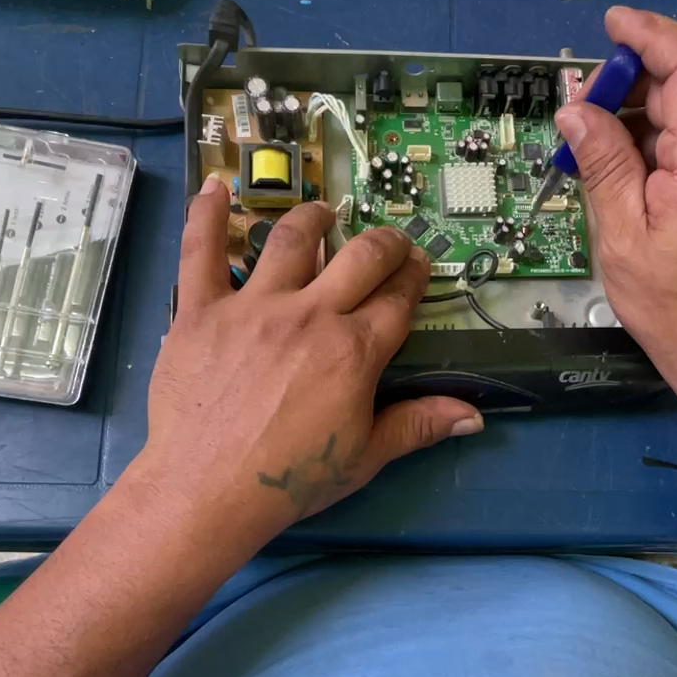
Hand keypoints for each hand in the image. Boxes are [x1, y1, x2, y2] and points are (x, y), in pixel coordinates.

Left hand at [133, 178, 482, 544]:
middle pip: (360, 258)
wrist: (207, 490)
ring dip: (315, 217)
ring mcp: (254, 306)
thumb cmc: (291, 479)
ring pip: (292, 239)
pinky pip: (201, 250)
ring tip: (325, 213)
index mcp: (355, 351)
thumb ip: (419, 426)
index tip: (419, 267)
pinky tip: (213, 185)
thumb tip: (475, 417)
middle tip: (389, 242)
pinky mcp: (201, 309)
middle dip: (385, 243)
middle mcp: (311, 315)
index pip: (397, 300)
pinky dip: (206, 213)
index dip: (414, 278)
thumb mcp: (366, 457)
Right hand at [556, 7, 676, 399]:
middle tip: (580, 109)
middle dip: (632, 82)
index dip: (652, 35)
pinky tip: (622, 168)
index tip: (609, 27)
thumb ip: (603, 165)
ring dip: (640, 116)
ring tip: (592, 145)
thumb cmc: (671, 307)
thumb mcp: (622, 237)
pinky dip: (656, 143)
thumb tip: (576, 107)